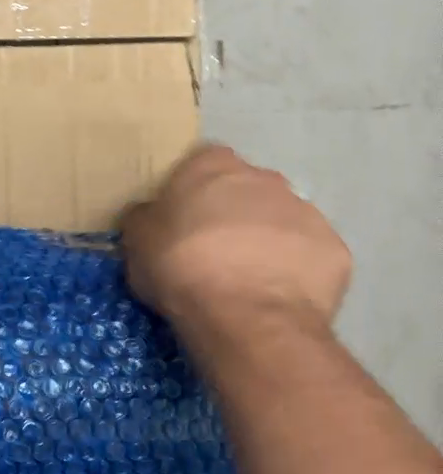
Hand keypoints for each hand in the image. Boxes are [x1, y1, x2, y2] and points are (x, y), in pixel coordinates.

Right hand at [120, 145, 350, 353]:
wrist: (248, 315)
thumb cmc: (179, 264)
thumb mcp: (136, 237)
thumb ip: (147, 215)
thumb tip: (155, 213)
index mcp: (213, 170)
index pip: (204, 158)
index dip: (192, 180)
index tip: (180, 205)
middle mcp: (266, 182)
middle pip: (247, 185)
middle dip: (232, 205)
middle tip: (208, 237)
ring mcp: (309, 215)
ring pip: (280, 216)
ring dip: (263, 233)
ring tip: (241, 267)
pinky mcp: (337, 250)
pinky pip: (306, 249)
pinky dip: (290, 261)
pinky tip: (270, 285)